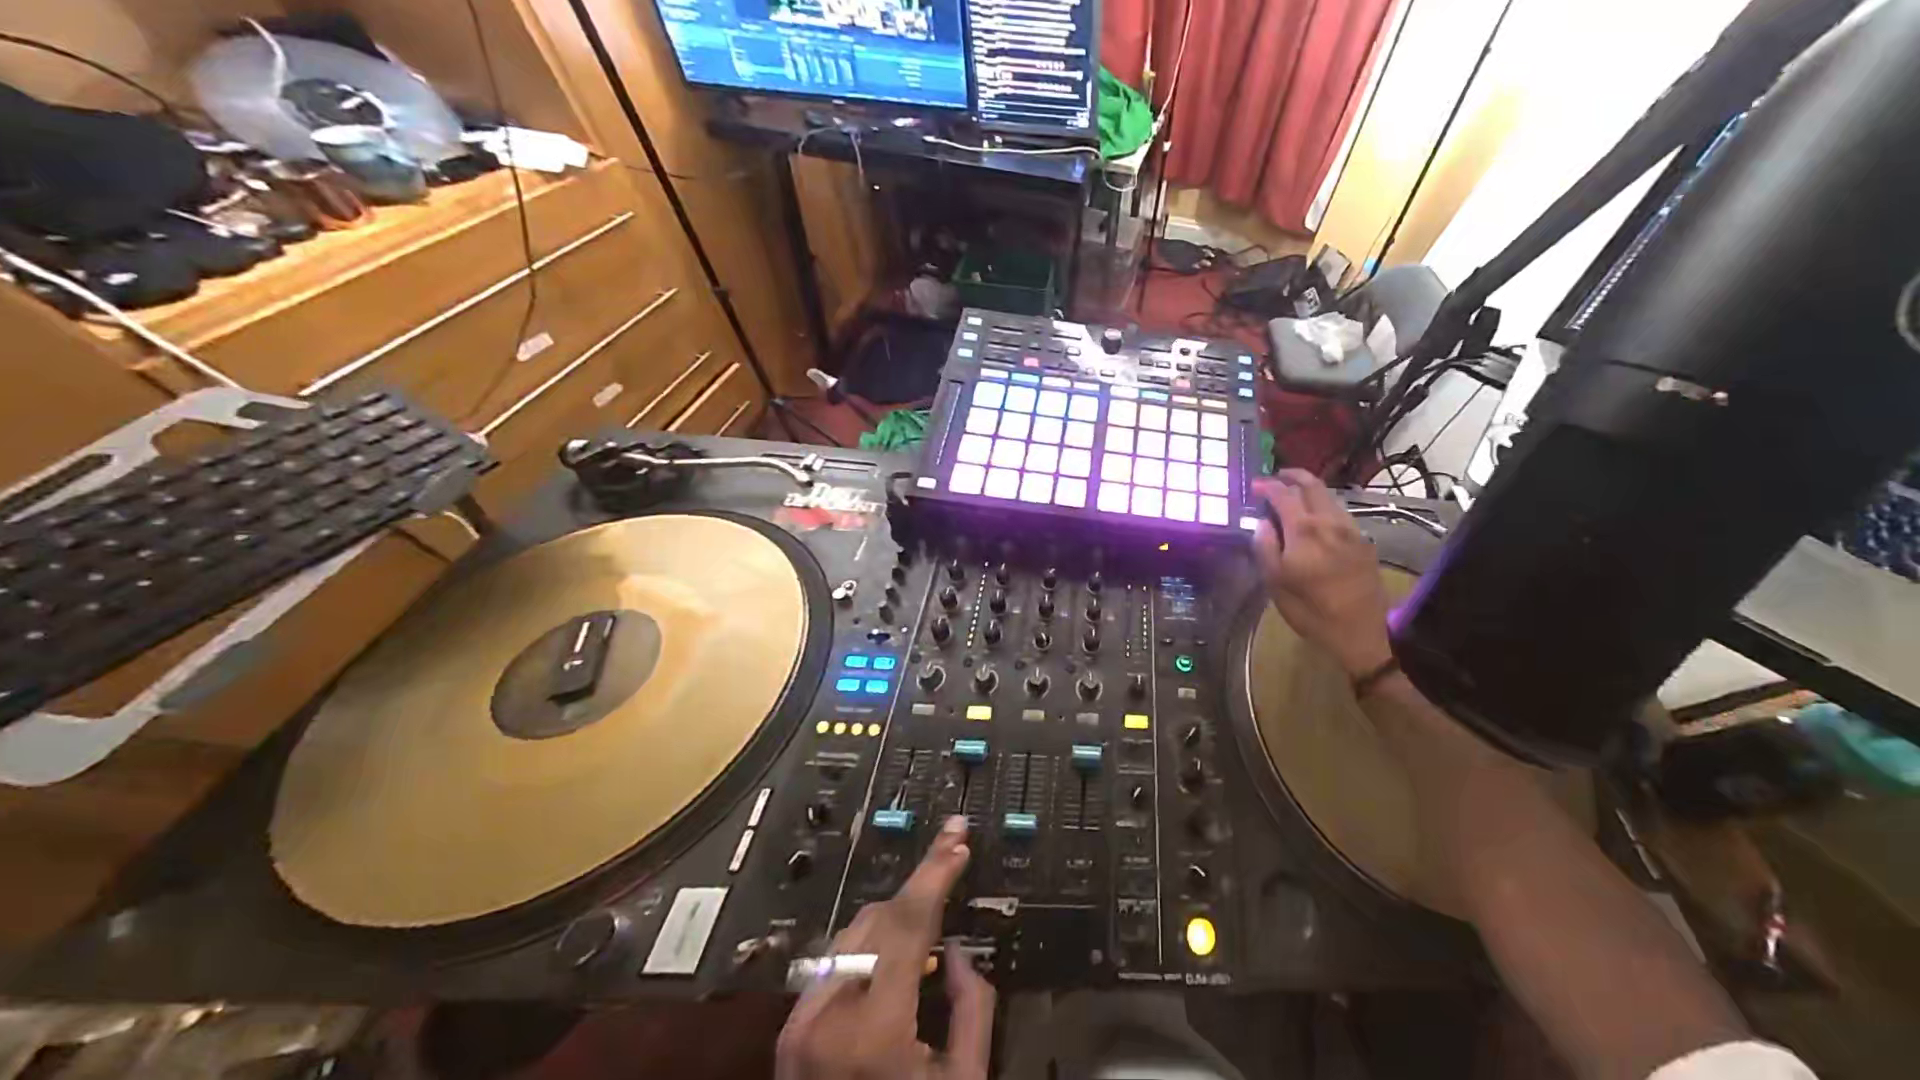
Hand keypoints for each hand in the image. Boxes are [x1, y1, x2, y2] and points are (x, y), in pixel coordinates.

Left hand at [776, 816, 993, 1079]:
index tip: (957, 836)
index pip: (908, 921)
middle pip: (878, 919)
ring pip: (854, 933)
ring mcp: (801, 1019)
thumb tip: (957, 949)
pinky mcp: (792, 1027)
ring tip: (929, 930)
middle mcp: (827, 1013)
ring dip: (894, 921)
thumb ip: (973, 1005)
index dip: (936, 870)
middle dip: (918, 895)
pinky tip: (897, 960)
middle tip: (951, 869)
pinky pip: (836, 960)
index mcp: (874, 1030)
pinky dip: (869, 949)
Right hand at [1252, 470, 1393, 676]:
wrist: (1359, 631)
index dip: (1267, 486)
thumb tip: (1261, 523)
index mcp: (1304, 530)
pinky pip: (1341, 514)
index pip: (1283, 495)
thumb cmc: (1309, 609)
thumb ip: (1265, 547)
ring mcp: (1351, 531)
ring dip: (1310, 491)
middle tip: (1276, 477)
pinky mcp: (1364, 542)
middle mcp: (1330, 523)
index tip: (1254, 485)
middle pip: (1313, 486)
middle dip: (1293, 476)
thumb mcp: (1275, 582)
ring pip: (1329, 498)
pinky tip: (1316, 519)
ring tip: (1294, 496)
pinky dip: (1324, 507)